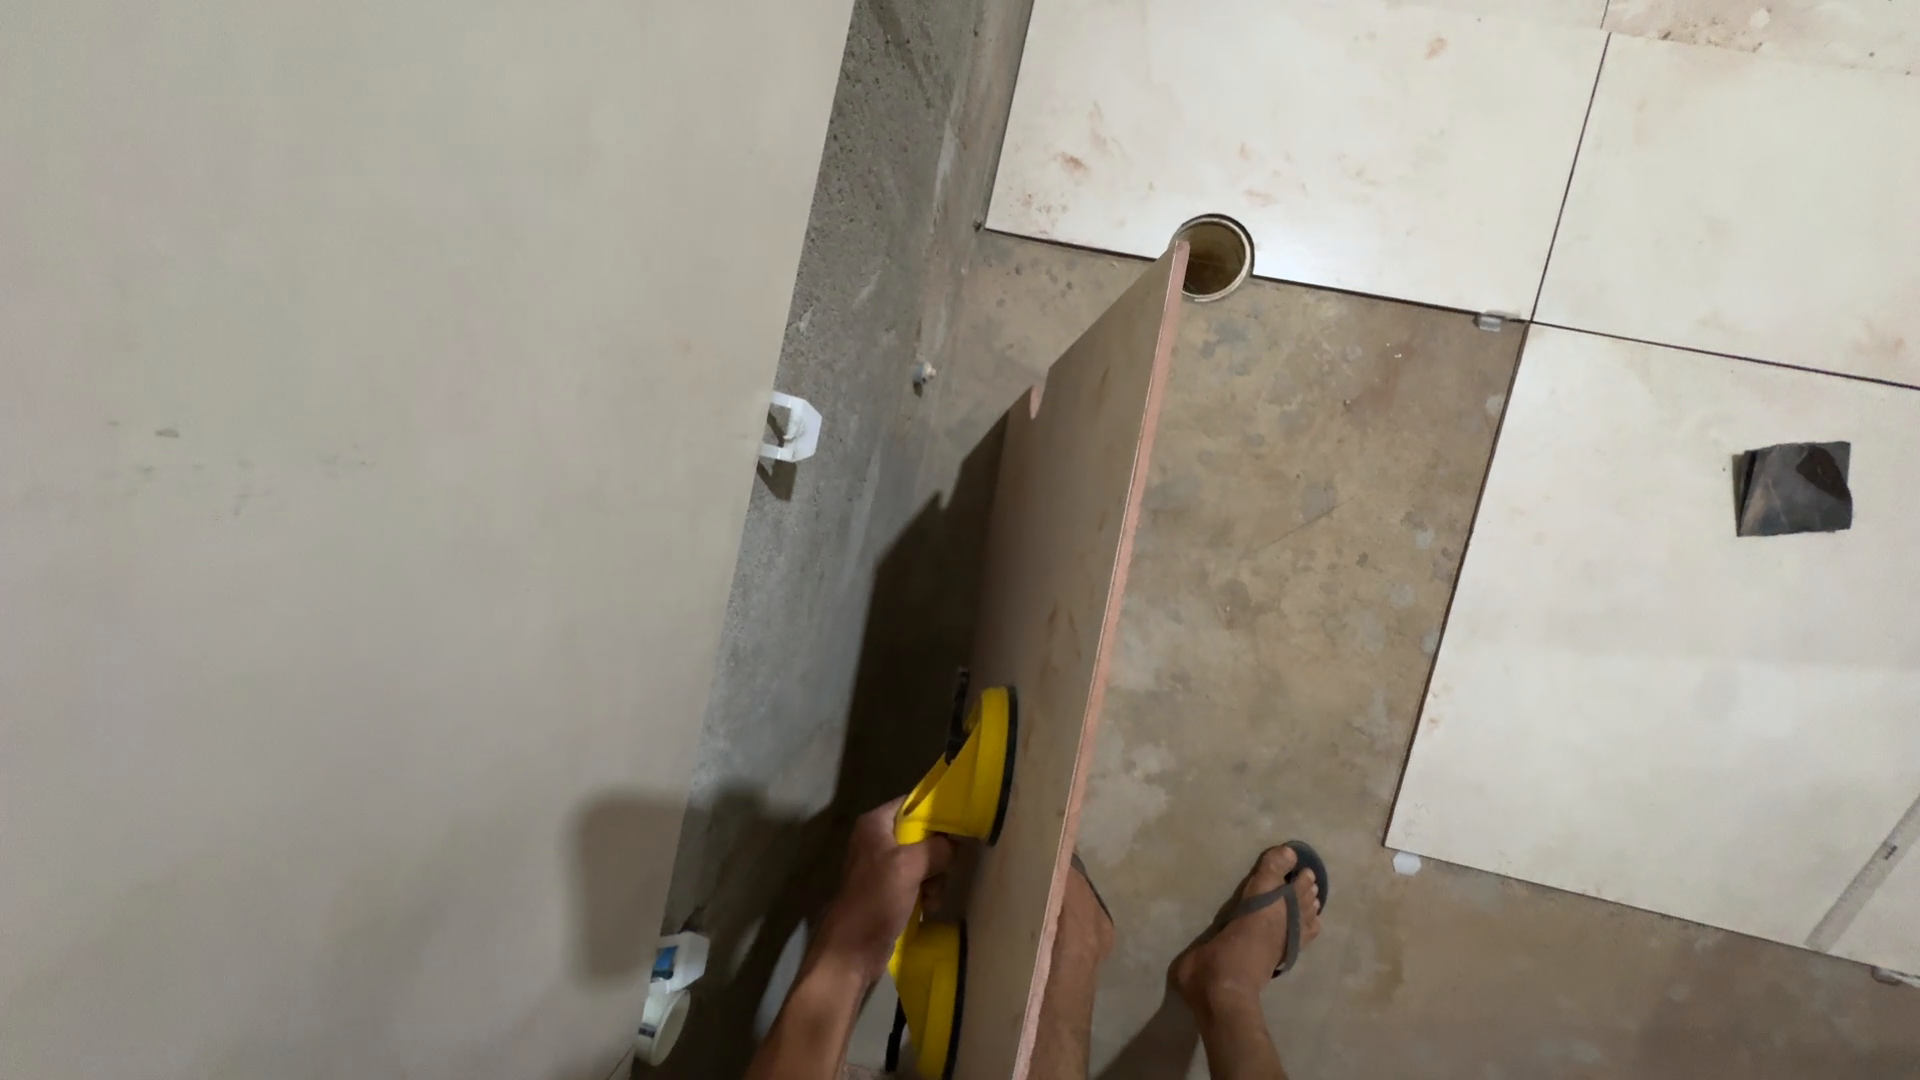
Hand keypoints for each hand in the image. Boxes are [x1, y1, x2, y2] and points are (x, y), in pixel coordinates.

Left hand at [810, 797, 955, 985]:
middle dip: (936, 855)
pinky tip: (928, 908)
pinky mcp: (887, 892)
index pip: (911, 803)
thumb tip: (954, 844)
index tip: (958, 826)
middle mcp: (877, 841)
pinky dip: (926, 893)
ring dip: (934, 879)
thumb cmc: (875, 900)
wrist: (850, 952)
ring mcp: (881, 868)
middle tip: (942, 872)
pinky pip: (916, 883)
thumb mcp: (909, 866)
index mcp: (875, 824)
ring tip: (932, 897)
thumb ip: (936, 848)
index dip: (934, 812)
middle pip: (920, 834)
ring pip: (922, 861)